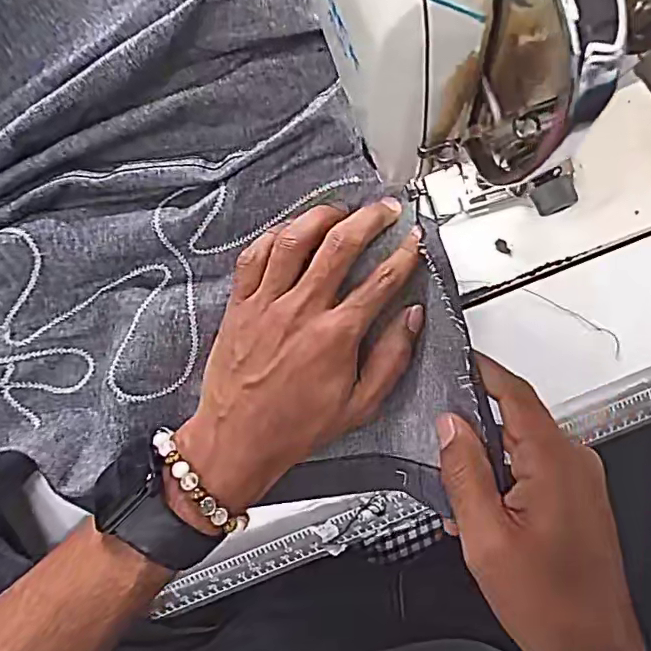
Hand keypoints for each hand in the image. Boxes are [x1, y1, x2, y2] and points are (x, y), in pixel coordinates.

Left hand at [174, 198, 424, 519]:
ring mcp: (266, 304)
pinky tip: (288, 232)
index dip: (404, 254)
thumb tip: (410, 320)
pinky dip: (274, 236)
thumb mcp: (360, 406)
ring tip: (339, 211)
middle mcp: (301, 312)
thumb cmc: (294, 427)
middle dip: (369, 219)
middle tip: (384, 211)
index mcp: (335, 336)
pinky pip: (254, 256)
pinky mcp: (240, 305)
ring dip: (321, 217)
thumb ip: (392, 358)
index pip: (380, 280)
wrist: (238, 439)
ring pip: (294, 240)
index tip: (413, 241)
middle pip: (340, 245)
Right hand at [439, 355, 646, 650]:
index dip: (483, 370)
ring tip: (461, 501)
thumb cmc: (548, 603)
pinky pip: (536, 471)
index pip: (514, 393)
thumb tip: (449, 425)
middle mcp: (575, 461)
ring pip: (523, 448)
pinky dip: (506, 481)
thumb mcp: (486, 537)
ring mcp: (582, 481)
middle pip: (516, 420)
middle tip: (440, 448)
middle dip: (475, 429)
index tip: (458, 357)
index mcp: (554, 461)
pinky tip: (485, 516)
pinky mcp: (581, 499)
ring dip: (488, 463)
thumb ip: (464, 472)